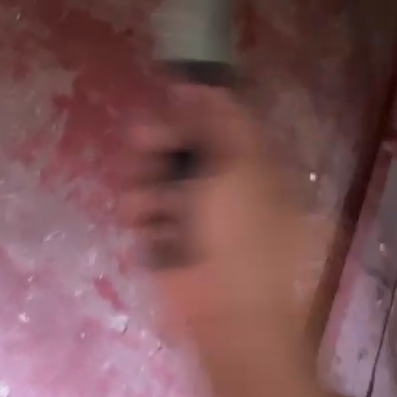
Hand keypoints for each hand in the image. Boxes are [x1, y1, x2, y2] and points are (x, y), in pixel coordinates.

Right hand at [123, 85, 321, 396]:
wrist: (224, 314)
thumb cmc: (240, 238)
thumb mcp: (239, 169)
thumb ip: (220, 122)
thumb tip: (203, 82)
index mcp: (255, 173)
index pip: (222, 126)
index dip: (195, 109)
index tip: (170, 95)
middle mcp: (226, 190)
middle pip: (182, 148)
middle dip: (158, 144)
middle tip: (145, 142)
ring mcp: (196, 217)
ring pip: (155, 176)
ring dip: (144, 184)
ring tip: (145, 203)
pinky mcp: (167, 238)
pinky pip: (144, 209)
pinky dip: (141, 215)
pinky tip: (146, 225)